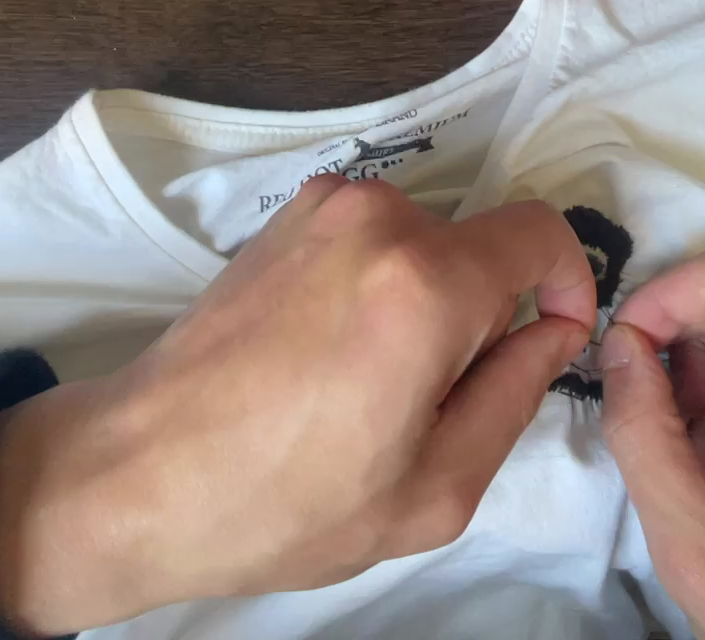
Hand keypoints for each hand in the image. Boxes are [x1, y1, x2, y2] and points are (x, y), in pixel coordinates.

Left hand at [0, 176, 596, 635]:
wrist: (140, 468)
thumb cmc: (289, 500)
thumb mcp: (435, 486)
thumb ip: (516, 393)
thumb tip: (552, 329)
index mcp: (424, 282)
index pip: (540, 232)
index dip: (565, 283)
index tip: (547, 336)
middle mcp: (378, 216)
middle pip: (481, 248)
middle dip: (482, 314)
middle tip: (427, 396)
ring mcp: (325, 202)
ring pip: (429, 243)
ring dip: (427, 299)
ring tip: (367, 377)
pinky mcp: (288, 209)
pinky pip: (376, 235)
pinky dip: (381, 278)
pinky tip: (330, 343)